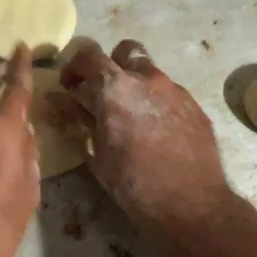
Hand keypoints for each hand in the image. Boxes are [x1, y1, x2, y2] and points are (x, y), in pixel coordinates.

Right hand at [59, 40, 231, 238]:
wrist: (193, 205)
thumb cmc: (134, 183)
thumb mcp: (97, 155)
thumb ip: (80, 122)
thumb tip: (61, 103)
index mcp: (115, 88)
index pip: (88, 55)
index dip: (74, 66)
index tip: (70, 86)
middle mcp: (146, 79)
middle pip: (125, 51)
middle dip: (111, 65)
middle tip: (104, 92)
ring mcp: (175, 90)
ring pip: (149, 73)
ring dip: (135, 85)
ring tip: (131, 116)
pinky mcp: (195, 106)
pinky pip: (169, 94)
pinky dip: (156, 103)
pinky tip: (156, 132)